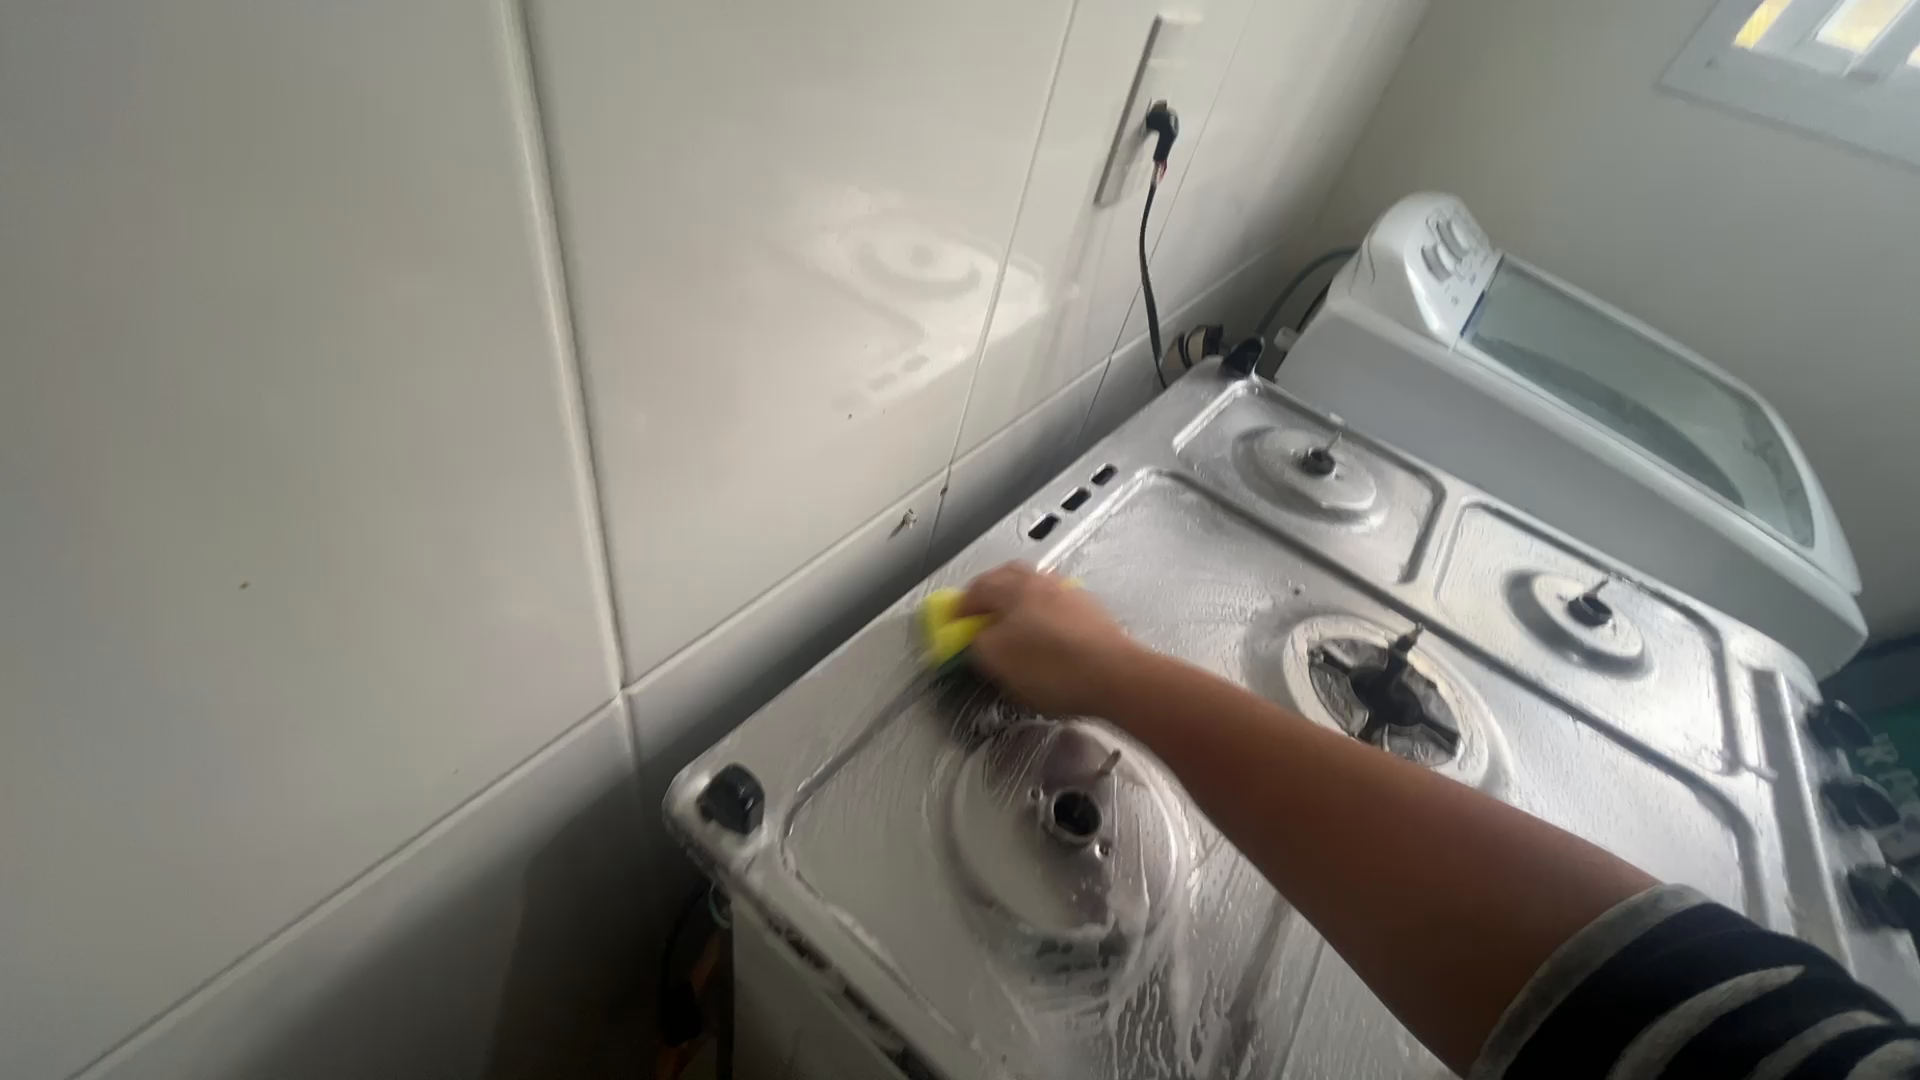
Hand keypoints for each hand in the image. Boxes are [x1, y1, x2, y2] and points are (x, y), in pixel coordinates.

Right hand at [955, 562, 1145, 715]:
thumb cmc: (1052, 667)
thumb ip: (976, 644)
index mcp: (1013, 588)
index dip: (959, 608)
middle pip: (1006, 577)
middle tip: (979, 616)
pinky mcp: (1090, 611)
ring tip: (1011, 626)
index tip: (951, 626)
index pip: (975, 589)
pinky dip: (1042, 614)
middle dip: (989, 593)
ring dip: (1017, 601)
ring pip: (1034, 588)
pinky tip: (1044, 636)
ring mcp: (1068, 593)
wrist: (1116, 675)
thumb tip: (973, 638)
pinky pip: (1056, 605)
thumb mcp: (997, 660)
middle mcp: (1040, 582)